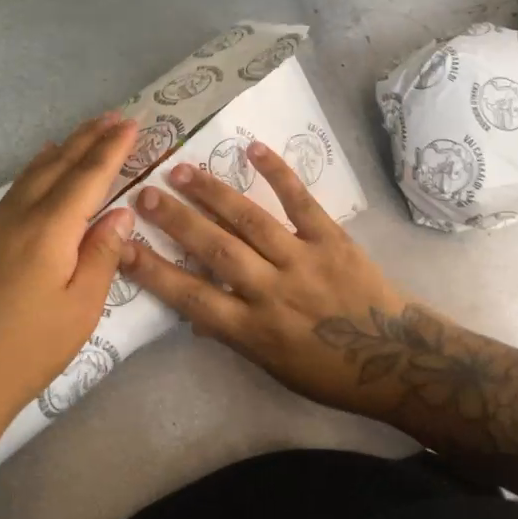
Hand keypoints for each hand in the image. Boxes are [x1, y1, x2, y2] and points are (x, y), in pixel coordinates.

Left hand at [0, 114, 137, 426]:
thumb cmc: (26, 352)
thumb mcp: (80, 309)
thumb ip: (101, 255)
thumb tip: (119, 214)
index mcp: (49, 230)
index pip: (88, 176)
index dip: (112, 149)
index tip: (132, 123)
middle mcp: (19, 216)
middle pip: (58, 165)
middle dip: (88, 138)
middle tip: (114, 115)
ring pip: (32, 174)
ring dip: (62, 150)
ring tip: (83, 132)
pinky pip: (15, 190)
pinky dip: (36, 170)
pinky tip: (40, 170)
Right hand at [119, 140, 411, 418]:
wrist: (395, 359)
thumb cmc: (327, 370)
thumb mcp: (271, 366)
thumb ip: (234, 333)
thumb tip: (193, 310)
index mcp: (253, 331)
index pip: (192, 298)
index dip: (154, 271)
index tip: (123, 246)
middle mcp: (272, 292)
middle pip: (214, 250)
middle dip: (176, 220)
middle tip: (146, 193)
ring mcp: (302, 261)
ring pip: (249, 220)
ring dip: (212, 192)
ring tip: (182, 170)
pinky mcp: (331, 239)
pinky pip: (300, 201)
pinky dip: (277, 173)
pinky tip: (253, 148)